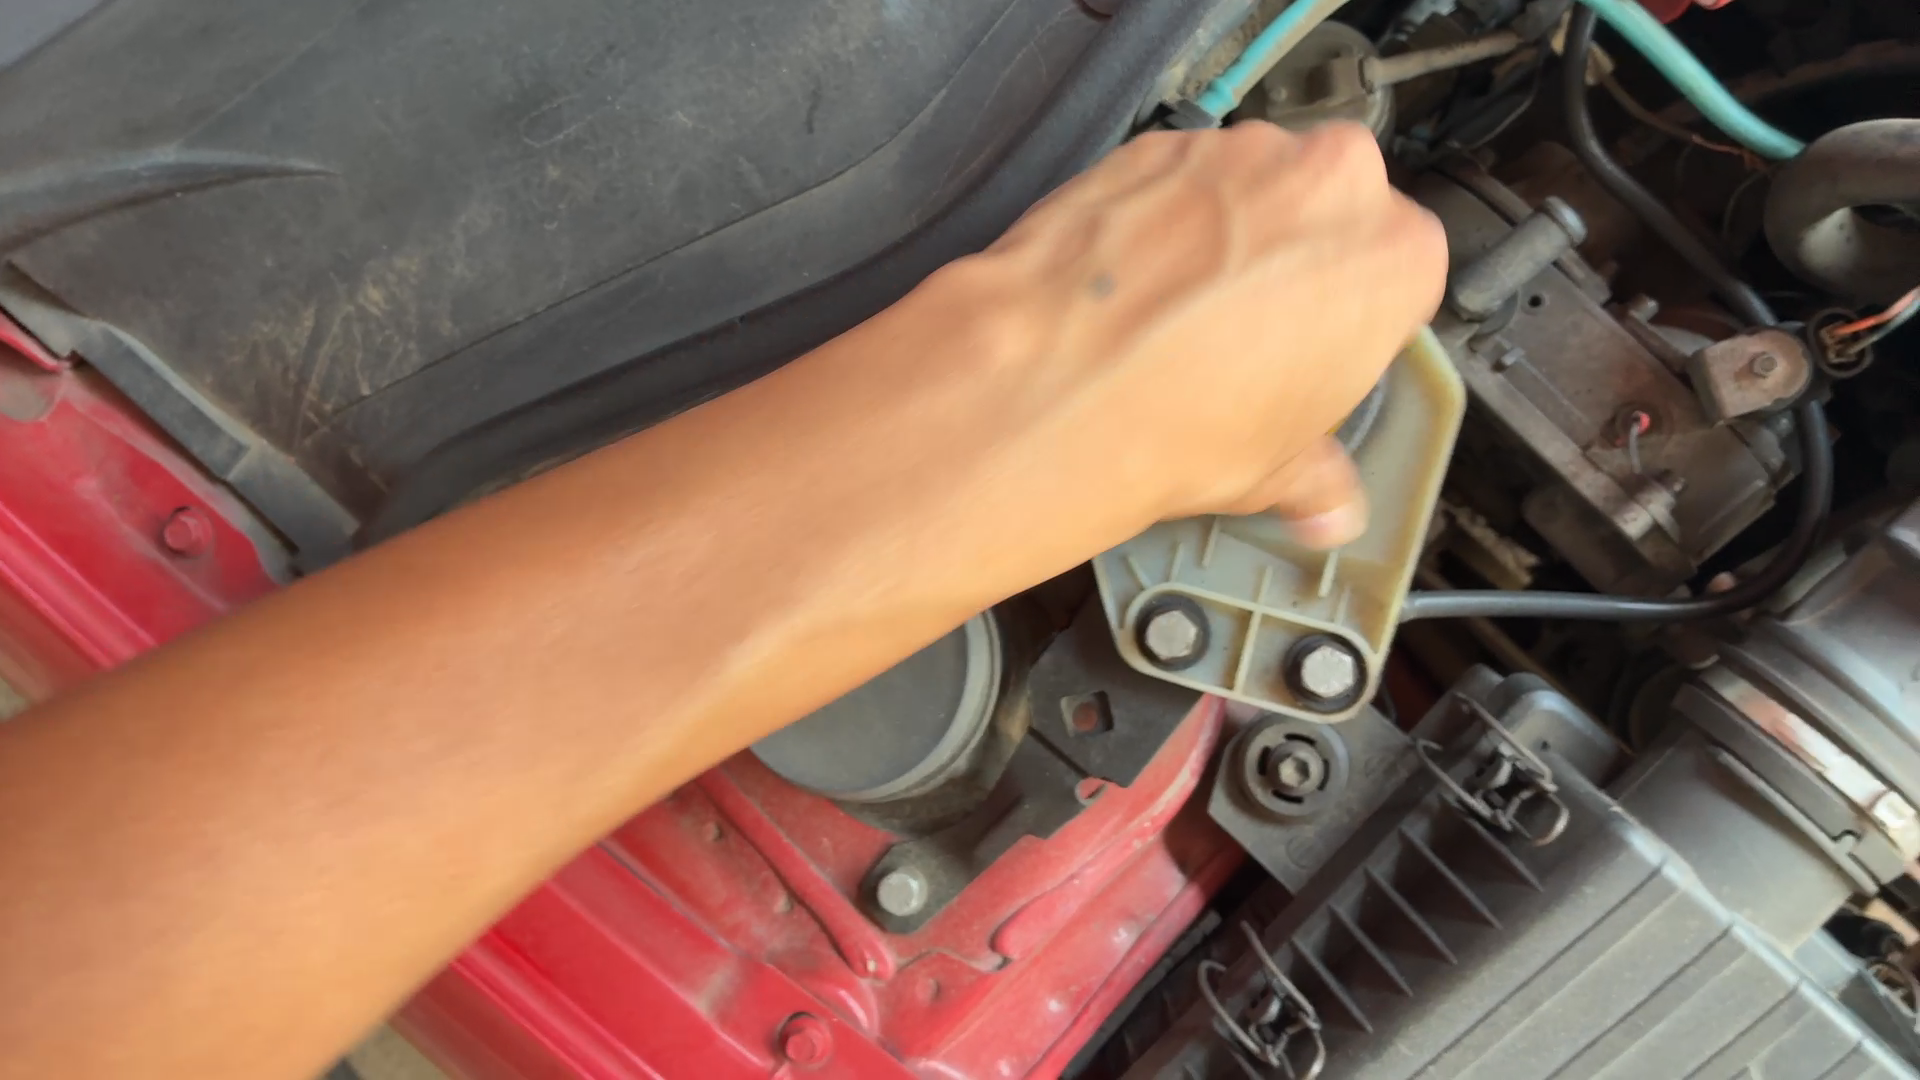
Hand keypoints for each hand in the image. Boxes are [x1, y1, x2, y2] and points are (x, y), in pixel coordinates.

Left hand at [862, 120, 1446, 549]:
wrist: (1058, 384)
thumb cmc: (1180, 424)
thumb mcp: (1271, 473)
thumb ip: (1316, 477)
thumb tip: (1328, 508)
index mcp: (1390, 257)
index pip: (1387, 282)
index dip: (1341, 322)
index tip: (1305, 354)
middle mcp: (1324, 179)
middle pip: (1316, 222)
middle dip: (1282, 270)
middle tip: (1229, 339)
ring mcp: (1230, 154)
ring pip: (1240, 195)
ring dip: (1213, 242)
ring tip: (1162, 318)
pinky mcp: (1147, 149)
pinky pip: (1166, 185)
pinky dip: (1150, 224)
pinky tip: (1121, 289)